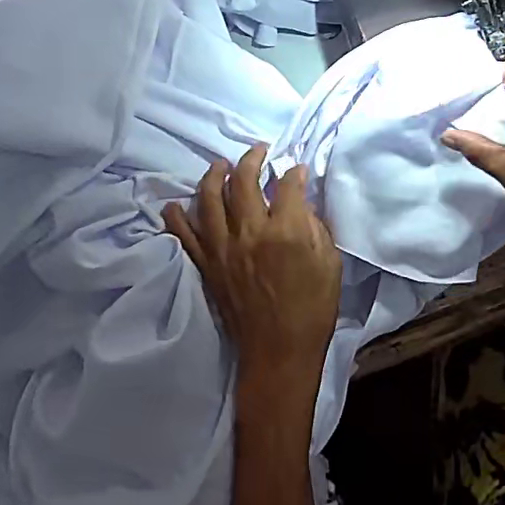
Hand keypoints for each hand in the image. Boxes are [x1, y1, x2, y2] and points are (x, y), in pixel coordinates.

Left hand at [166, 144, 342, 381]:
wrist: (279, 353)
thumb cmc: (312, 310)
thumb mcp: (329, 264)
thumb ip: (315, 227)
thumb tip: (300, 200)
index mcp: (287, 232)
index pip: (286, 185)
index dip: (293, 172)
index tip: (296, 169)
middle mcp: (250, 233)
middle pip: (243, 182)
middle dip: (251, 159)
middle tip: (257, 151)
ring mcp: (223, 249)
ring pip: (210, 199)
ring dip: (213, 175)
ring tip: (219, 165)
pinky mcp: (207, 266)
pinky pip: (185, 236)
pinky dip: (177, 217)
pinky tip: (175, 204)